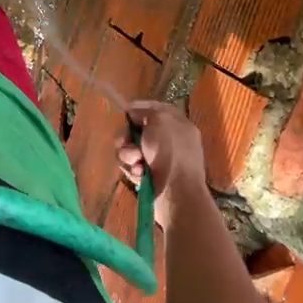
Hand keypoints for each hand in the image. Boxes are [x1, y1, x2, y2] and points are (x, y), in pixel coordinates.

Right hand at [116, 100, 209, 227]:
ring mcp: (159, 159)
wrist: (177, 194)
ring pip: (130, 148)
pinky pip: (131, 166)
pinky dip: (133, 169)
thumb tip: (133, 113)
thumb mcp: (159, 119)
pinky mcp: (149, 176)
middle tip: (126, 142)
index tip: (125, 113)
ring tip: (137, 163)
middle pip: (136, 129)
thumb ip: (144, 111)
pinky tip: (139, 174)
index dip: (137, 109)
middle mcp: (168, 140)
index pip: (153, 108)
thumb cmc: (171, 152)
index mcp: (176, 123)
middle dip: (127, 136)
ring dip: (128, 154)